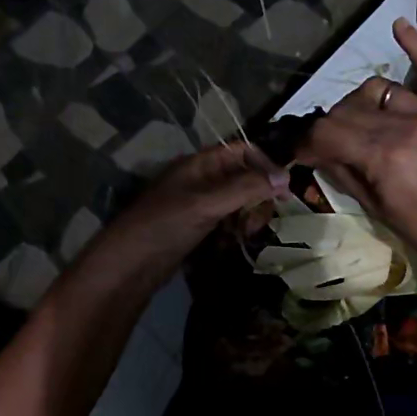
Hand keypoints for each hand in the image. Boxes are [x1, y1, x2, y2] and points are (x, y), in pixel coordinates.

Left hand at [101, 143, 288, 270]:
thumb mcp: (206, 203)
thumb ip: (245, 188)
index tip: (284, 187)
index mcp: (199, 164)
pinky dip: (236, 228)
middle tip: (262, 219)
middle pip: (243, 176)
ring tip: (247, 233)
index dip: (264, 163)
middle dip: (259, 194)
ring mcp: (198, 204)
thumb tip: (286, 176)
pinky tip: (237, 241)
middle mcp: (200, 179)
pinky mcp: (197, 228)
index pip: (241, 150)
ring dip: (249, 214)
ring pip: (237, 201)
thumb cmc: (164, 225)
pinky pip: (227, 220)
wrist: (130, 265)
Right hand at [295, 19, 416, 266]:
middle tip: (325, 145)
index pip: (326, 134)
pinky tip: (398, 25)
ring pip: (376, 90)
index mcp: (382, 156)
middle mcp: (404, 126)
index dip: (305, 143)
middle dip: (327, 128)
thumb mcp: (373, 206)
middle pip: (346, 111)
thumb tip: (315, 151)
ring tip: (357, 122)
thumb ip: (342, 171)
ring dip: (357, 104)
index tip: (298, 152)